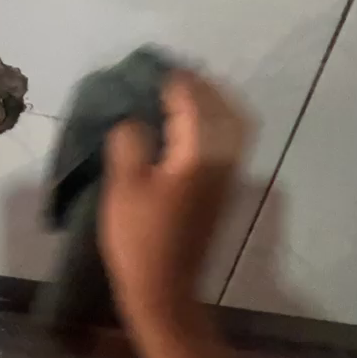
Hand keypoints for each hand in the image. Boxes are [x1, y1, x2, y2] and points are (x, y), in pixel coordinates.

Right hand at [99, 69, 253, 338]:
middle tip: (174, 75)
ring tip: (183, 93)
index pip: (195, 105)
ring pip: (233, 128)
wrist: (164, 288)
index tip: (157, 69)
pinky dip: (214, 124)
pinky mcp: (220, 191)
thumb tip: (137, 122)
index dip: (178, 83)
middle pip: (226, 112)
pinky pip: (228, 143)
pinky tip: (187, 125)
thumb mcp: (123, 185)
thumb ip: (130, 143)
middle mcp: (221, 163)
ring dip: (213, 105)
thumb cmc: (139, 237)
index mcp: (198, 157)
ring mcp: (226, 178)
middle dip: (204, 88)